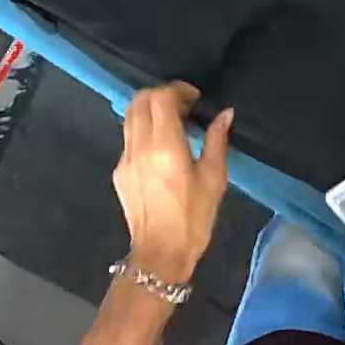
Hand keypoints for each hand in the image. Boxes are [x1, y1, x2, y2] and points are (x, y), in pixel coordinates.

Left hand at [113, 82, 232, 283]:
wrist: (160, 255)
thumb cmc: (193, 217)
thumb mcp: (214, 178)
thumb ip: (217, 140)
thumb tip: (225, 114)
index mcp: (165, 147)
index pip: (160, 98)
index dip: (178, 90)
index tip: (195, 99)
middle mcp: (140, 147)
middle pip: (140, 100)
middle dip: (161, 94)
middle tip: (184, 105)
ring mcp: (125, 159)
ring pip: (130, 116)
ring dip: (150, 109)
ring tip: (173, 122)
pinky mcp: (119, 171)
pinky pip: (129, 137)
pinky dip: (144, 129)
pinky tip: (162, 146)